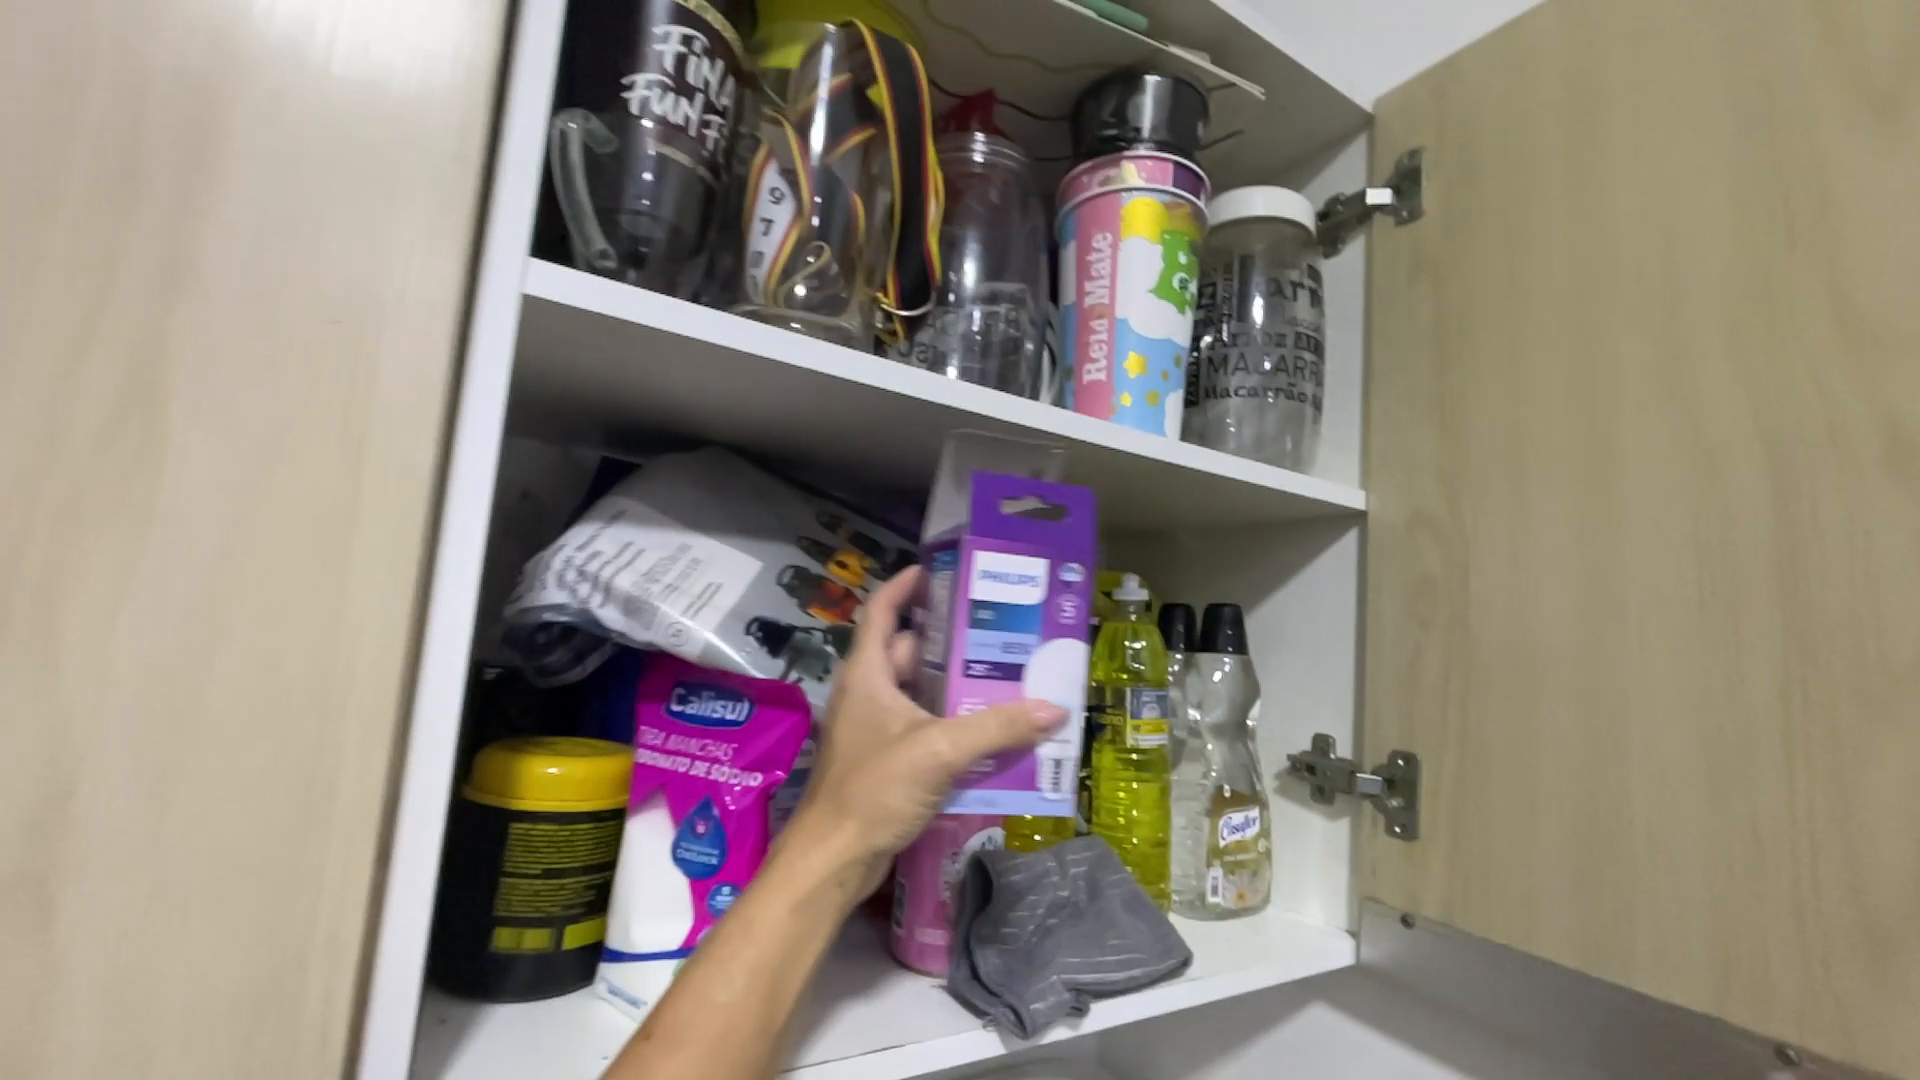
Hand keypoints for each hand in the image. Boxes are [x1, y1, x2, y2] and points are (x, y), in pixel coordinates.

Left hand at [784, 566, 1067, 894]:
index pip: (881, 612)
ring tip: (997, 669)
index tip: (936, 570)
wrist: (835, 858)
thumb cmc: (875, 788)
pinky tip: (983, 725)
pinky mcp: (885, 760)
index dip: (904, 587)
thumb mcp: (939, 751)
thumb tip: (1053, 707)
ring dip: (948, 680)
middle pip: (903, 649)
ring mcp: (874, 729)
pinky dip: (947, 718)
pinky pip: (920, 725)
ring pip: (914, 690)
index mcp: (867, 674)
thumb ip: (996, 728)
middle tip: (989, 624)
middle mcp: (867, 694)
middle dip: (942, 635)